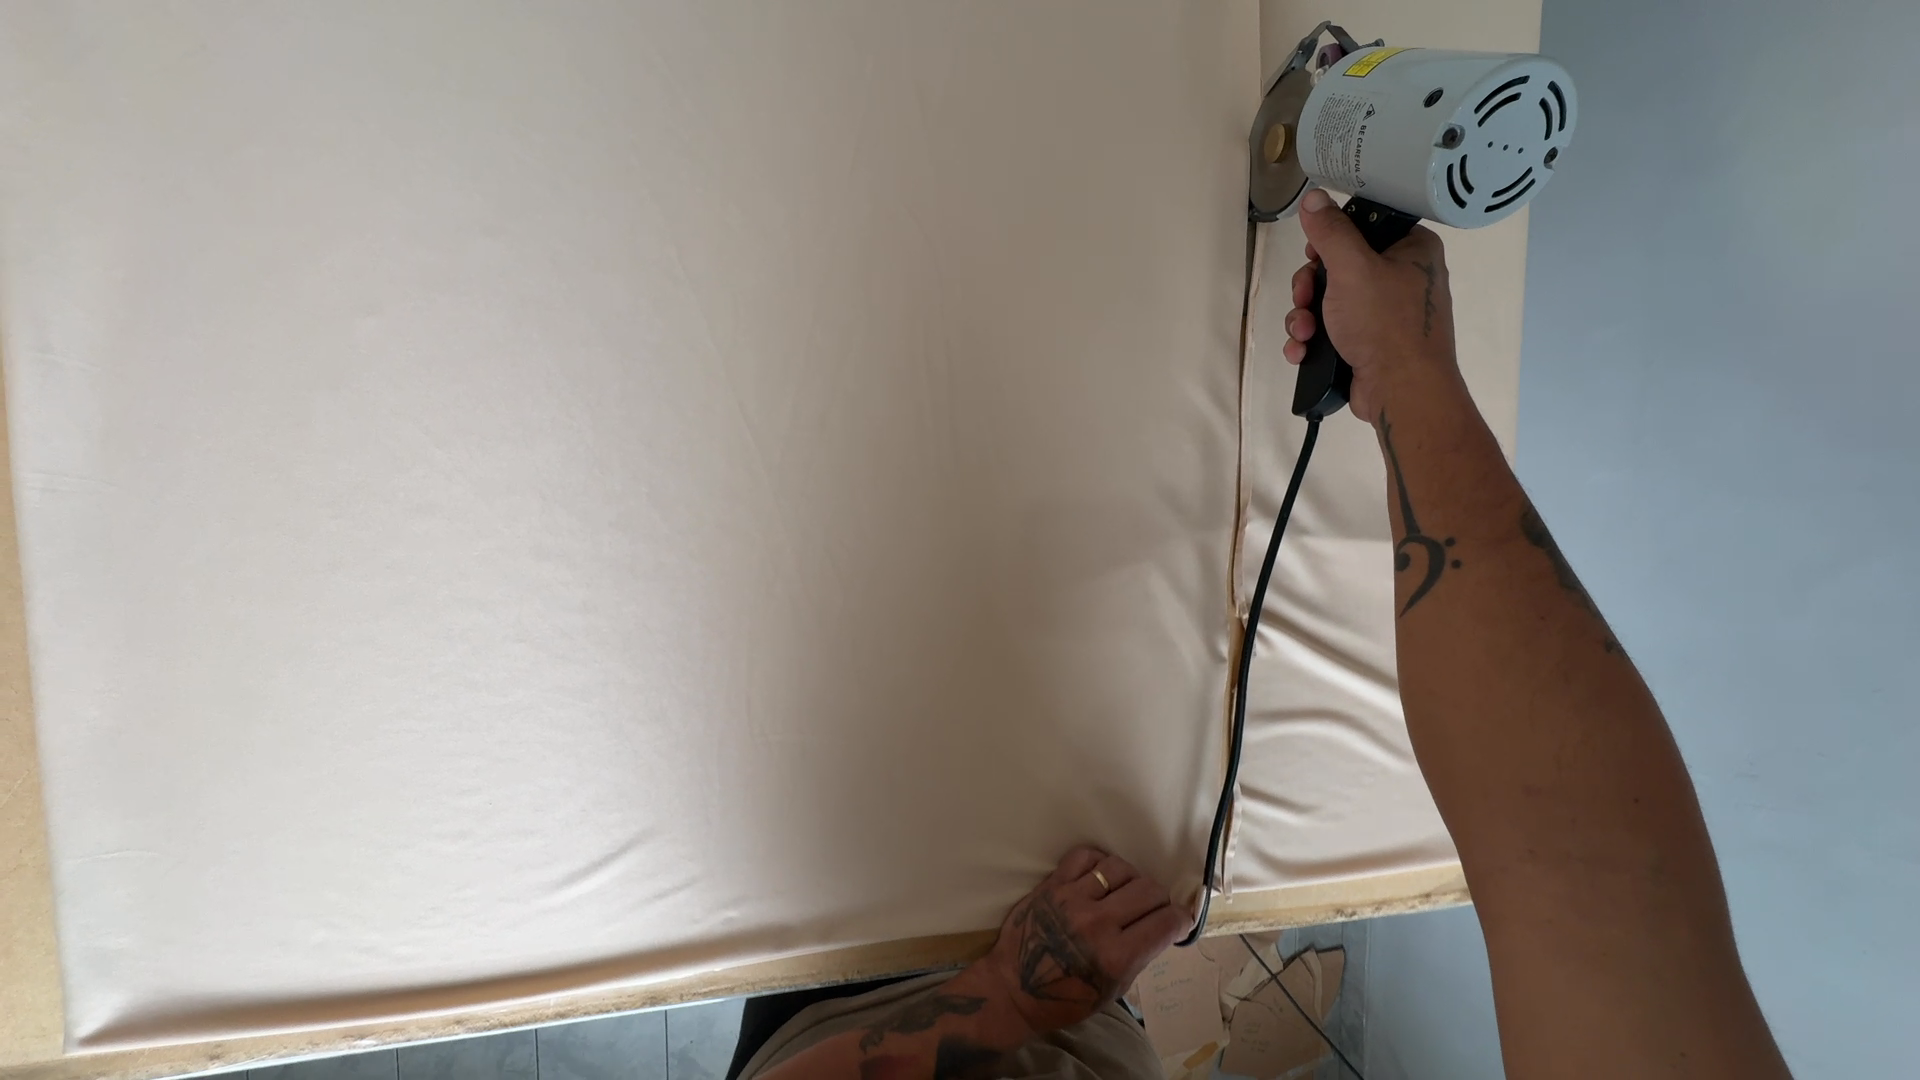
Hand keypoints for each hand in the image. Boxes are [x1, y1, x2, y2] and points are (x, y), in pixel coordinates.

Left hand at [971, 846, 1190, 1037]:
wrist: (1015, 988)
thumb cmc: (1067, 997)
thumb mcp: (1113, 989)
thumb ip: (1139, 955)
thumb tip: (1162, 925)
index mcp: (1116, 958)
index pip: (1166, 923)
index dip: (1181, 918)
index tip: (1179, 918)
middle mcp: (1097, 924)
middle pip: (1148, 890)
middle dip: (1159, 898)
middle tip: (1153, 906)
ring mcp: (1073, 899)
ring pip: (1119, 867)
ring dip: (1131, 877)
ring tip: (1126, 889)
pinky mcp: (1052, 884)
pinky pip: (1085, 855)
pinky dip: (1099, 861)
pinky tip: (1101, 874)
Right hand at [1282, 188, 1461, 423]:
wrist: (1400, 389)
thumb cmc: (1385, 323)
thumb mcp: (1352, 269)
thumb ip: (1330, 233)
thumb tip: (1313, 197)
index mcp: (1409, 250)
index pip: (1362, 229)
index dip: (1330, 242)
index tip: (1314, 258)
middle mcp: (1399, 278)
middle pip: (1335, 269)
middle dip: (1309, 290)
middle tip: (1305, 300)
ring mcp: (1382, 314)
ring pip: (1326, 304)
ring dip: (1305, 319)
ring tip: (1305, 336)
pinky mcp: (1365, 344)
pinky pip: (1329, 333)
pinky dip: (1311, 343)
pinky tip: (1303, 352)